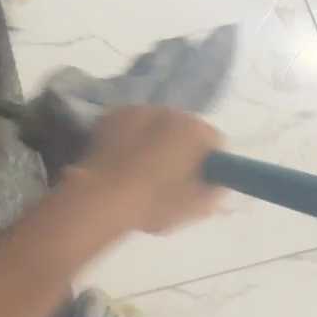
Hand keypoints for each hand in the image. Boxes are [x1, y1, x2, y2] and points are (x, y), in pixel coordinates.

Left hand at [68, 105, 222, 234]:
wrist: (101, 195)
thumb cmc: (152, 203)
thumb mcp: (193, 208)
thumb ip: (213, 191)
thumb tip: (215, 182)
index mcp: (194, 130)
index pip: (215, 140)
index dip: (210, 161)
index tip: (200, 180)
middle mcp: (169, 110)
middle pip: (186, 128)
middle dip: (183, 147)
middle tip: (171, 176)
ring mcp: (137, 108)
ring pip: (157, 123)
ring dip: (157, 139)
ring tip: (143, 168)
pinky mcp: (112, 113)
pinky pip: (132, 123)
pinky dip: (132, 135)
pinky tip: (124, 159)